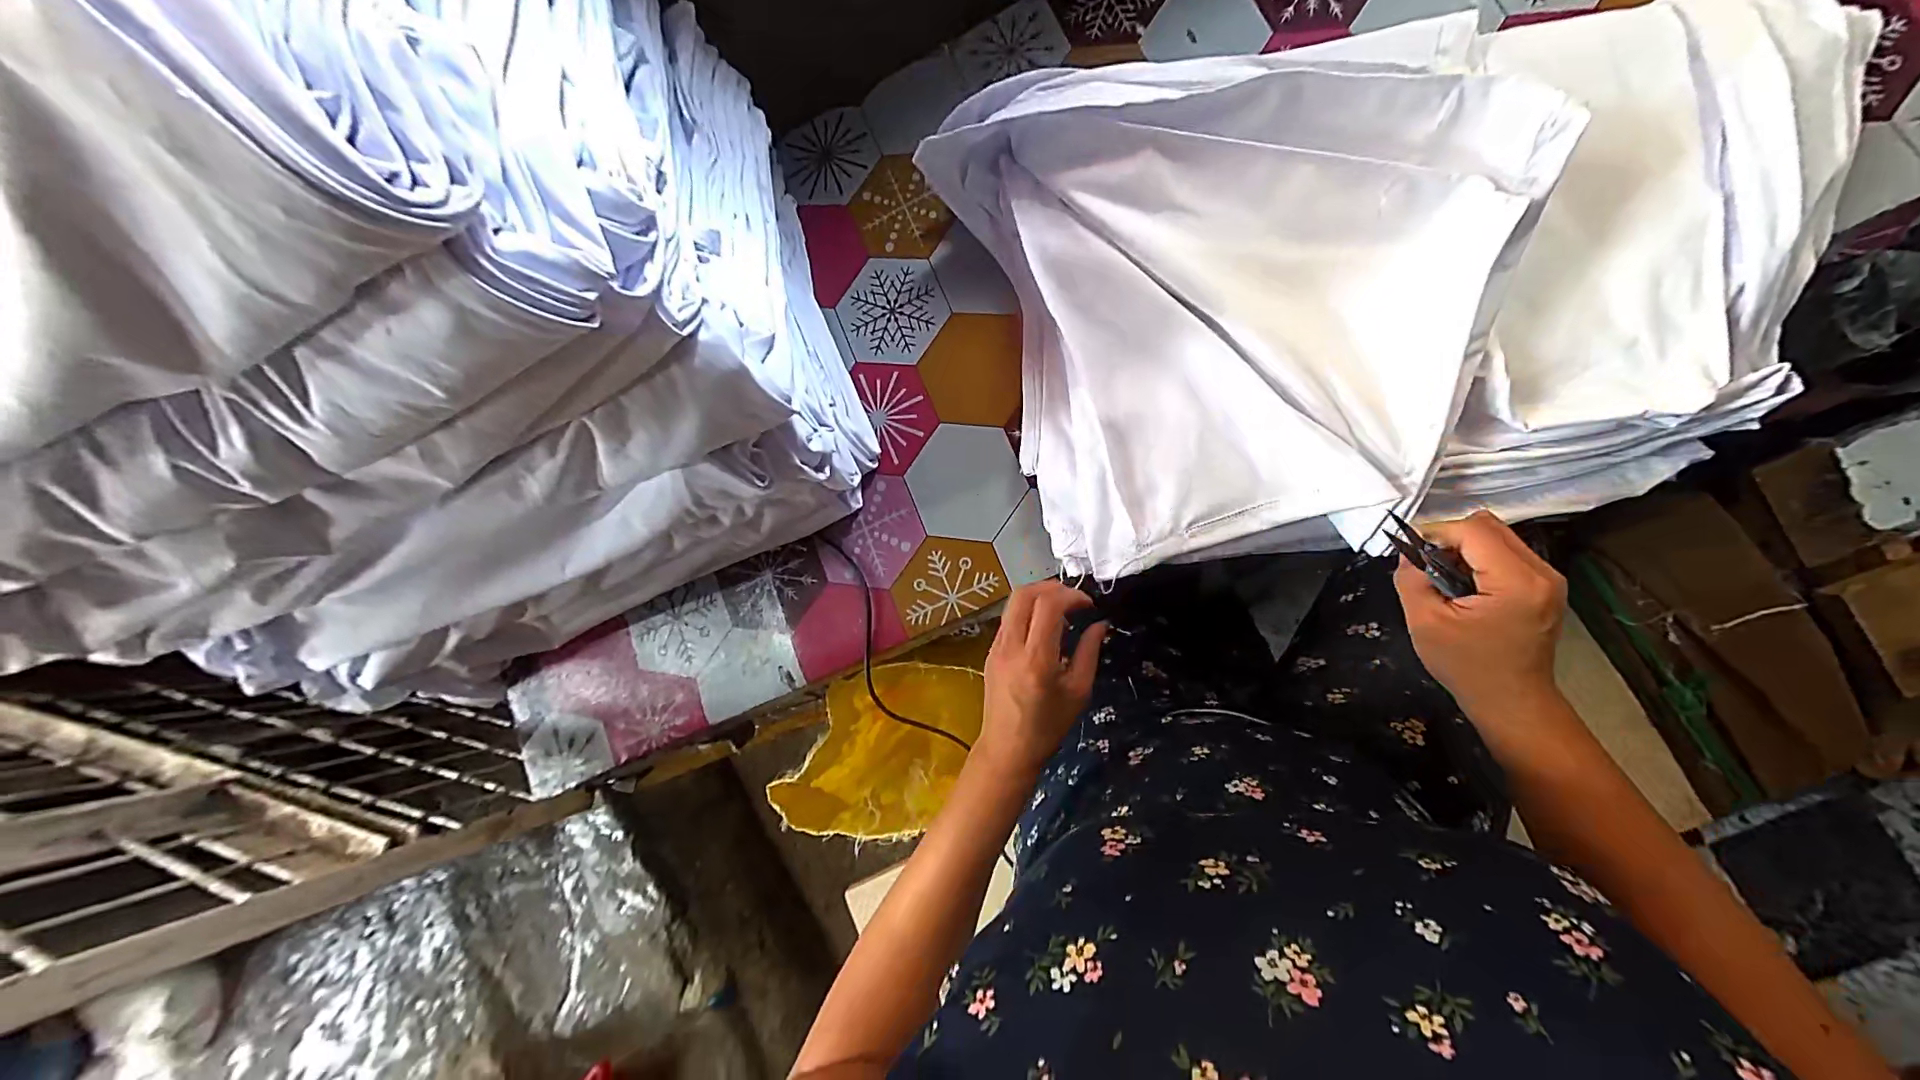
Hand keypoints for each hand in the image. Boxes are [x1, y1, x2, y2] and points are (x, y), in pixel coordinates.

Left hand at [978, 581, 1107, 775]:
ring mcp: (996, 647)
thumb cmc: (1047, 727)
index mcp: (1036, 659)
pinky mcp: (990, 651)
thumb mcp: (1078, 691)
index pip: (1048, 605)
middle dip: (1053, 586)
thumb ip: (1089, 652)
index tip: (1089, 605)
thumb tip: (1099, 624)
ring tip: (1062, 609)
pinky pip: (1009, 618)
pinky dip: (1028, 611)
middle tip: (1074, 599)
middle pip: (1025, 593)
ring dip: (1039, 596)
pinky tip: (1045, 627)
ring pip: (1013, 602)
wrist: (1007, 749)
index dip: (1072, 595)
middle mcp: (1011, 647)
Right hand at [1393, 510, 1565, 716]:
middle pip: (1489, 526)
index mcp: (1516, 582)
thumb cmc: (1467, 666)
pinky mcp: (1545, 586)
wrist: (1511, 700)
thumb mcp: (1425, 622)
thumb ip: (1411, 580)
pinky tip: (1463, 585)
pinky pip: (1507, 553)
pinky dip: (1479, 559)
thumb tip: (1407, 554)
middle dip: (1450, 538)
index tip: (1410, 552)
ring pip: (1498, 536)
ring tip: (1443, 578)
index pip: (1473, 531)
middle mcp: (1542, 573)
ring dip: (1464, 548)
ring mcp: (1548, 579)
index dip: (1436, 534)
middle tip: (1426, 566)